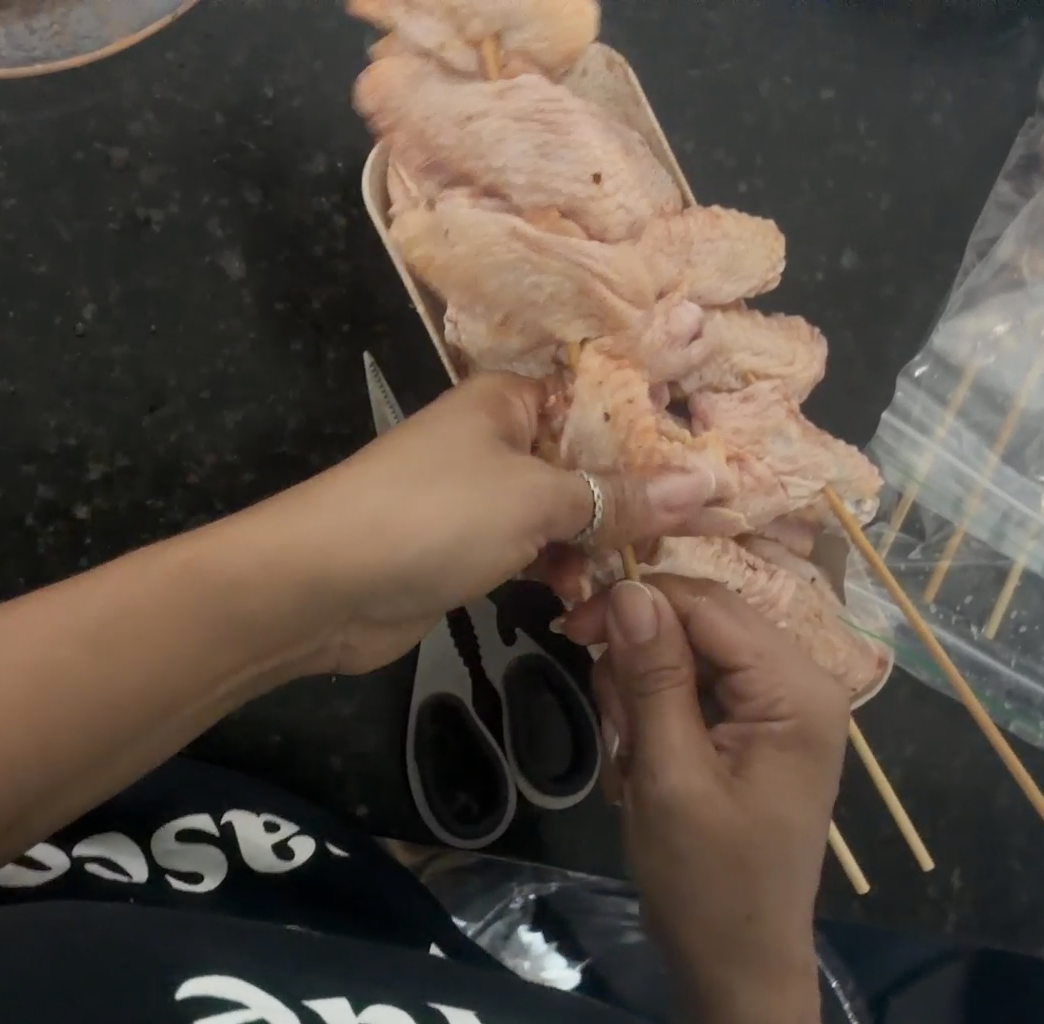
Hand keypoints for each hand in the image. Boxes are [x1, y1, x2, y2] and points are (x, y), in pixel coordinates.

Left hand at [265, 372, 714, 675]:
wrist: (324, 585)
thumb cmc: (430, 517)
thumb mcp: (532, 498)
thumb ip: (615, 494)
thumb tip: (704, 484)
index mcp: (508, 401)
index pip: (601, 403)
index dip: (659, 436)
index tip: (719, 472)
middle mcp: (497, 442)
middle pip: (587, 463)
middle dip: (637, 501)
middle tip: (698, 538)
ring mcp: (480, 500)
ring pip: (563, 515)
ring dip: (598, 547)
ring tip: (638, 579)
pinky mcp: (468, 552)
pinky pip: (532, 554)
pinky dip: (558, 574)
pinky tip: (580, 601)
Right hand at [567, 576, 846, 1023]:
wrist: (734, 960)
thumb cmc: (705, 877)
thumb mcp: (669, 773)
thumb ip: (653, 677)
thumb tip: (628, 590)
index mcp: (795, 691)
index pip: (707, 604)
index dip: (635, 603)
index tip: (569, 627)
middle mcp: (797, 682)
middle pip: (698, 619)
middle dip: (637, 652)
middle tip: (609, 715)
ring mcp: (776, 704)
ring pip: (684, 647)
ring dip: (638, 686)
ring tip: (629, 749)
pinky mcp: (752, 724)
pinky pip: (689, 681)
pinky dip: (650, 705)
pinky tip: (640, 751)